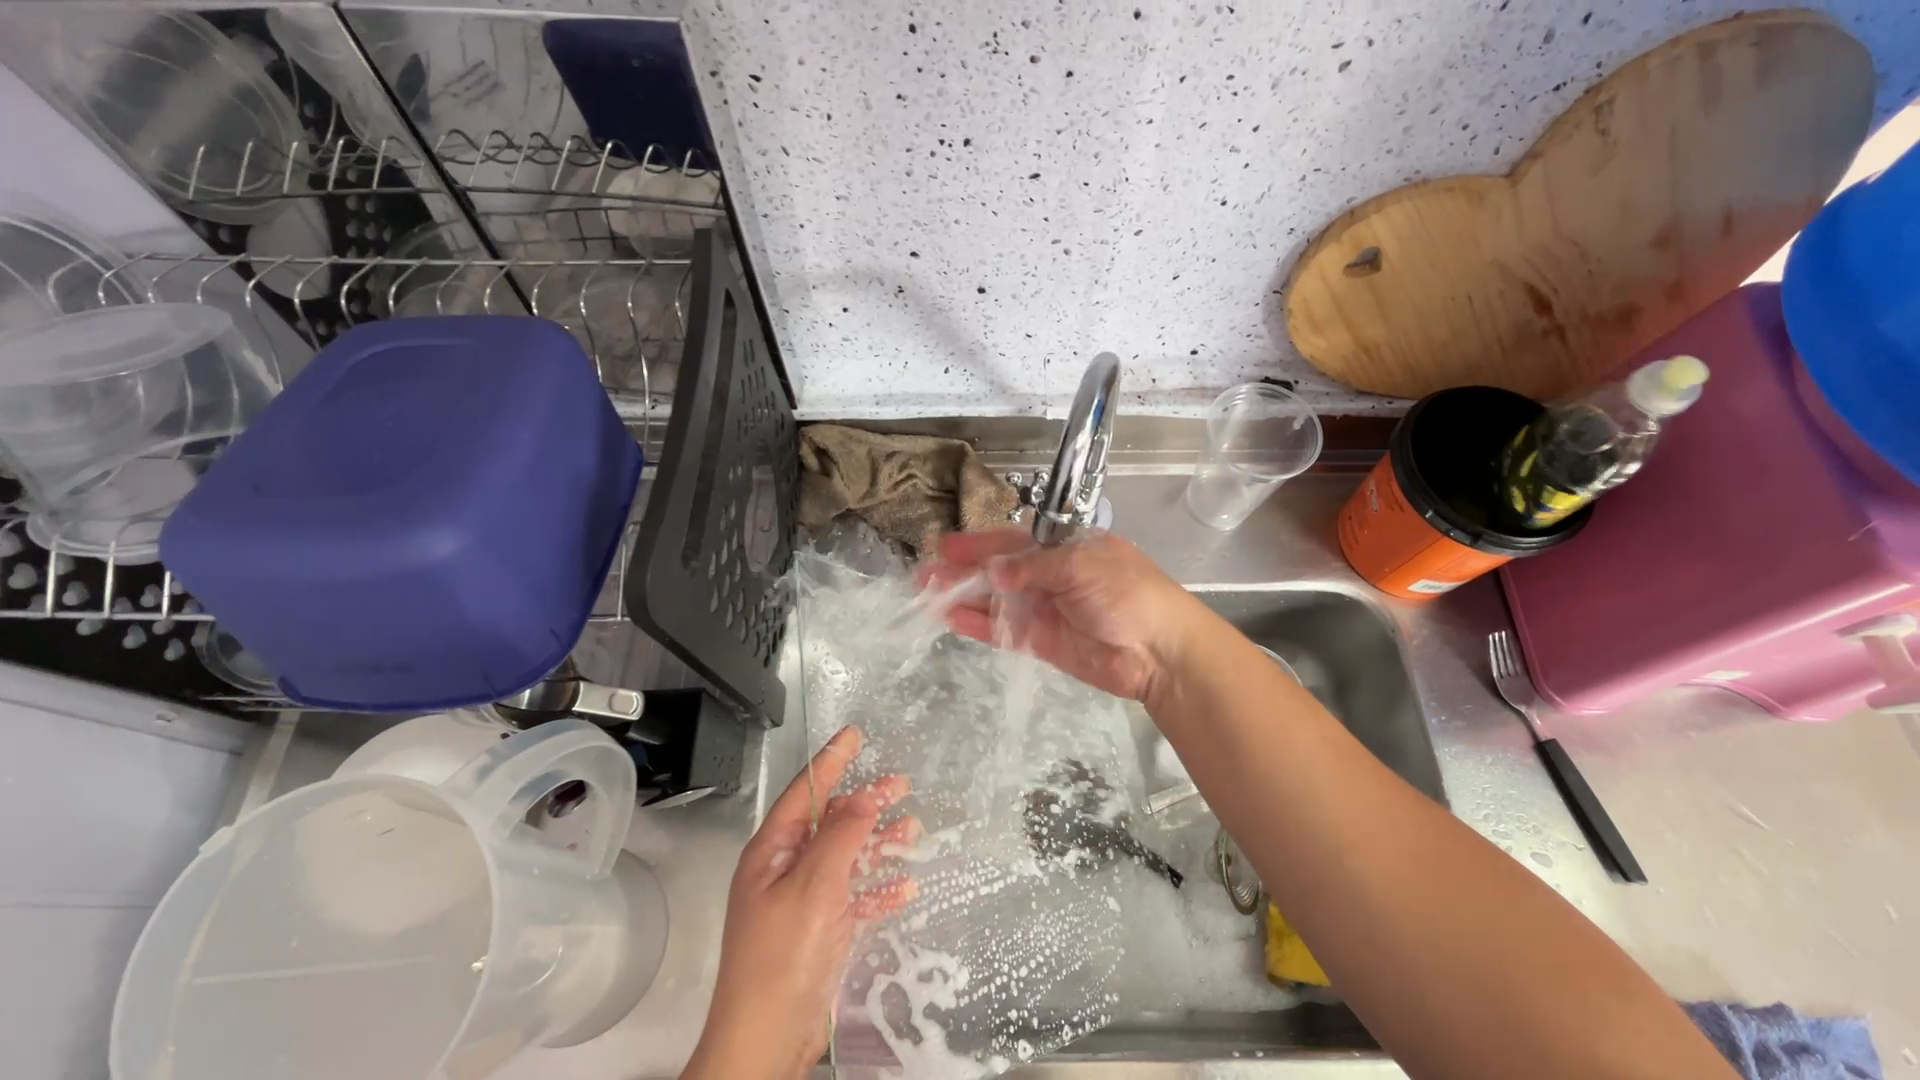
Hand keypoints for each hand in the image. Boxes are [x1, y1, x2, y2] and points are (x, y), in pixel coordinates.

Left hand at [683, 728, 918, 1079]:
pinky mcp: (820, 932)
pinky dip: (878, 891)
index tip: (854, 734)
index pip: (805, 792)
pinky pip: (854, 900)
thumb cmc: (781, 957)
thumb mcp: (813, 888)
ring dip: (879, 845)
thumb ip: (842, 837)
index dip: (831, 761)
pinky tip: (904, 889)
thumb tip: (866, 795)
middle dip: (866, 803)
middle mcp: (786, 869)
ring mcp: (803, 902)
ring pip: (847, 859)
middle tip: (902, 785)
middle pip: (831, 823)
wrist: (767, 1037)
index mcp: (772, 851)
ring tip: (913, 834)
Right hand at [918, 528, 1208, 702]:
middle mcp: (1050, 576)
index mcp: (1065, 548)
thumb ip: (1033, 567)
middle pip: (997, 571)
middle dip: (962, 570)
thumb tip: (993, 572)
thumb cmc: (1128, 594)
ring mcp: (1043, 610)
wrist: (1159, 651)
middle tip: (924, 573)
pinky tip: (949, 620)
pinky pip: (1002, 631)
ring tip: (926, 594)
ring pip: (994, 601)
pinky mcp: (1040, 643)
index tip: (946, 546)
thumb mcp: (1083, 565)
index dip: (980, 543)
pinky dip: (976, 625)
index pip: (1013, 541)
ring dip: (962, 597)